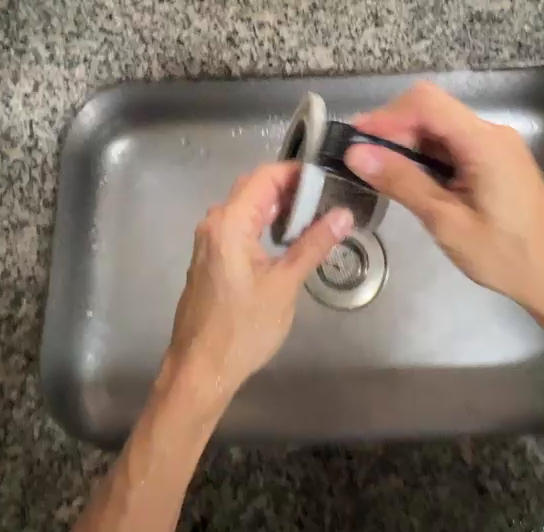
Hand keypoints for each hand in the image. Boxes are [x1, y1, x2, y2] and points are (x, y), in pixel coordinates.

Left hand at [162, 161, 353, 401]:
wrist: (200, 371)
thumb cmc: (242, 329)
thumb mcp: (284, 285)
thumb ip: (313, 245)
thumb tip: (343, 214)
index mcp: (230, 222)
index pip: (265, 177)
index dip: (297, 172)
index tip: (328, 178)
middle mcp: (215, 223)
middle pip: (255, 188)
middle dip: (291, 188)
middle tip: (327, 197)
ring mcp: (210, 240)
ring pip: (248, 207)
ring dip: (278, 207)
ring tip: (315, 216)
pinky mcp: (212, 257)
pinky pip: (240, 225)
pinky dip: (264, 223)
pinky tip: (288, 238)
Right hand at [346, 82, 543, 320]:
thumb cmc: (506, 256)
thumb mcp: (447, 222)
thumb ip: (403, 182)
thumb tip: (357, 154)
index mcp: (484, 142)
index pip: (426, 103)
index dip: (386, 115)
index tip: (355, 139)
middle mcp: (492, 133)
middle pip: (432, 110)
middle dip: (394, 129)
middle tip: (363, 160)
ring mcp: (497, 145)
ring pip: (441, 126)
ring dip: (408, 143)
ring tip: (380, 171)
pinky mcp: (497, 160)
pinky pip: (454, 143)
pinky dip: (427, 155)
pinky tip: (411, 178)